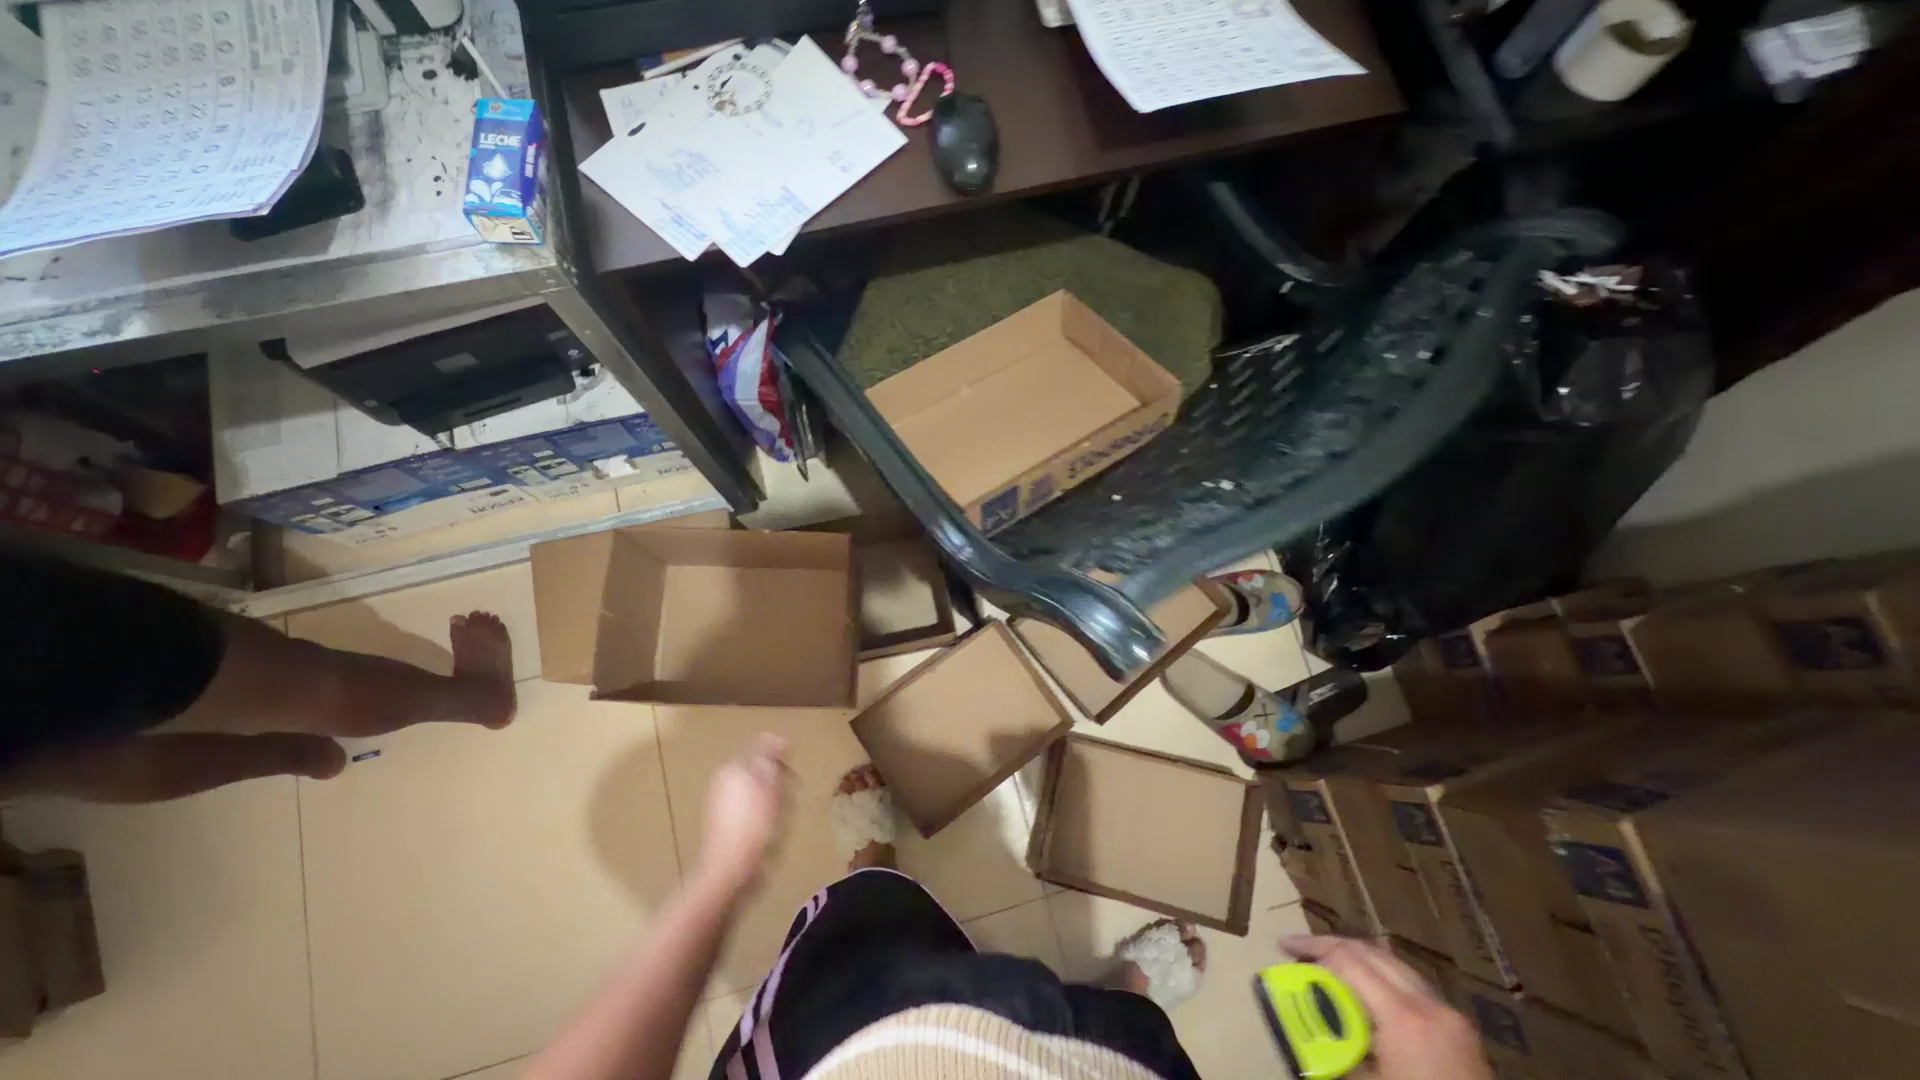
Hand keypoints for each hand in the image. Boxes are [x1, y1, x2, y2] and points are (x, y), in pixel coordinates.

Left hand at [693, 734, 792, 899]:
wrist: (730, 870)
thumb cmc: (755, 827)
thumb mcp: (770, 788)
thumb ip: (772, 760)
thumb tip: (776, 741)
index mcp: (734, 768)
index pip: (760, 746)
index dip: (780, 752)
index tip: (794, 767)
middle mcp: (725, 781)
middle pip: (759, 768)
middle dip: (778, 779)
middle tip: (790, 793)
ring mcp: (723, 802)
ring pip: (757, 788)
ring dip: (773, 797)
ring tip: (781, 814)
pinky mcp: (726, 822)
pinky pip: (751, 807)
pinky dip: (763, 813)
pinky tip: (769, 829)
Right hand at [1281, 935, 1493, 1079]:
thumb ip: (1335, 1048)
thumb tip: (1308, 1025)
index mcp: (1403, 1017)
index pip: (1349, 960)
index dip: (1312, 948)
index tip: (1283, 946)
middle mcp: (1429, 1004)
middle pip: (1373, 952)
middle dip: (1332, 946)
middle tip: (1299, 950)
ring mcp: (1450, 1014)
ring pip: (1396, 965)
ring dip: (1359, 959)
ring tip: (1327, 966)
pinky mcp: (1461, 1028)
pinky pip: (1414, 986)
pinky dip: (1384, 978)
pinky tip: (1366, 992)